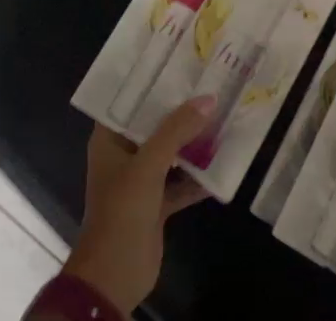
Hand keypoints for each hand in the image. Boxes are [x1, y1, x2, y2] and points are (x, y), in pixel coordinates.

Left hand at [64, 96, 215, 314]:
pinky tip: (226, 164)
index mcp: (109, 140)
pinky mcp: (157, 204)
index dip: (150, 82)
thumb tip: (208, 98)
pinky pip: (181, 182)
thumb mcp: (148, 165)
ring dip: (194, 142)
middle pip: (154, 125)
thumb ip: (176, 131)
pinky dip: (199, 176)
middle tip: (211, 84)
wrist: (115, 274)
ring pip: (171, 153)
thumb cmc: (121, 211)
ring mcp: (141, 181)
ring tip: (224, 115)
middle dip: (181, 110)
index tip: (179, 61)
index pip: (128, 101)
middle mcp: (123, 155)